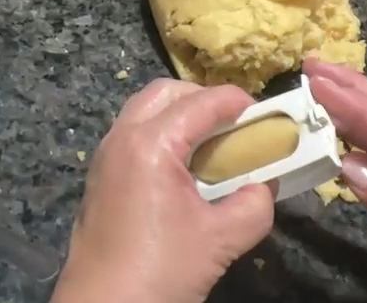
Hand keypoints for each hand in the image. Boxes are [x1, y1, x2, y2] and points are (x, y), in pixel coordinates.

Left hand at [53, 79, 274, 302]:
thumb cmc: (159, 272)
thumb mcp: (218, 242)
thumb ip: (252, 207)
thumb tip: (265, 185)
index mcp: (150, 142)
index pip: (200, 103)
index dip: (236, 102)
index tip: (264, 114)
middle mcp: (123, 135)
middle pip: (166, 93)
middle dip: (203, 100)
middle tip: (235, 125)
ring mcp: (106, 153)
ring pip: (146, 109)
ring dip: (180, 115)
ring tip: (213, 144)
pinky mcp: (101, 174)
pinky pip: (134, 132)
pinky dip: (162, 133)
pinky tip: (184, 168)